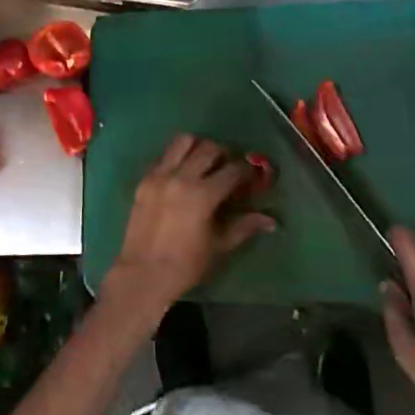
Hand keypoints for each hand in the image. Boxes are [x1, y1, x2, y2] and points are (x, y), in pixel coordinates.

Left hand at [106, 134, 274, 310]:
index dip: (247, 171)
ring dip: (199, 147)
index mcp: (203, 195)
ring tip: (204, 163)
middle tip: (228, 169)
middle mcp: (181, 177)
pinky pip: (164, 155)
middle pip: (209, 148)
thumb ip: (244, 226)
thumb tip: (271, 220)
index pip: (233, 170)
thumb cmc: (186, 265)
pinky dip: (177, 157)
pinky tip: (182, 174)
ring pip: (183, 141)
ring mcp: (160, 175)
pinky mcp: (144, 179)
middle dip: (224, 155)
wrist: (144, 274)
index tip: (251, 177)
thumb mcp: (219, 246)